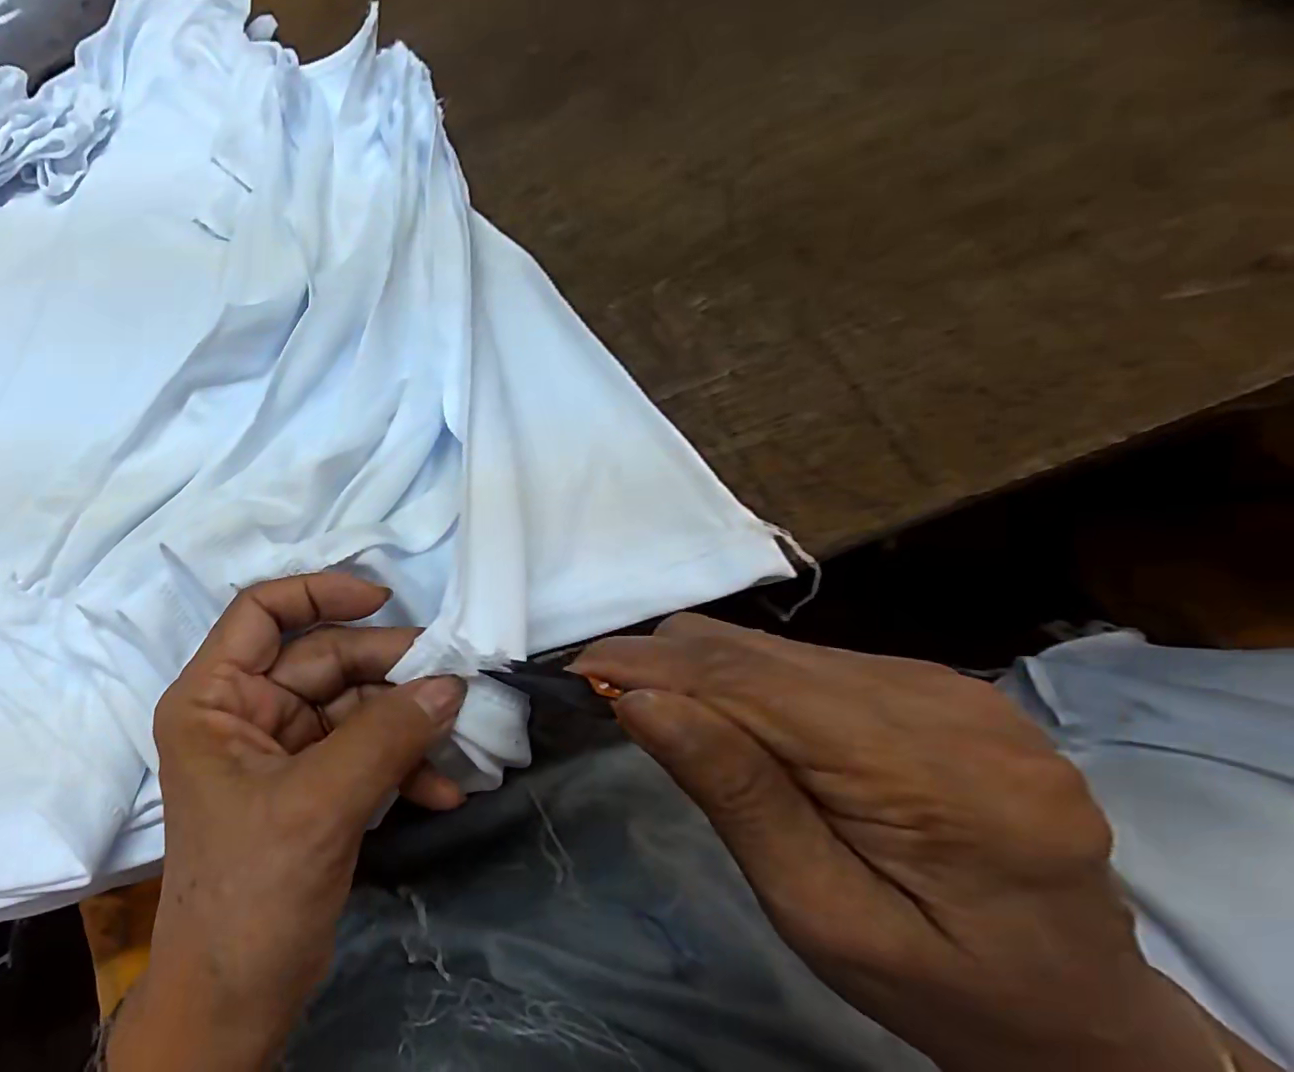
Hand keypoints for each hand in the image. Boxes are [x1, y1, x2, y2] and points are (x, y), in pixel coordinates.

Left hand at [106, 573, 467, 1071]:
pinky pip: (360, 751)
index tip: (383, 597)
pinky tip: (442, 790)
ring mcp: (277, 749)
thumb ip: (385, 736)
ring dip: (404, 723)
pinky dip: (399, 764)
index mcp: (212, 698)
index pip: (260, 611)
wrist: (236, 1001)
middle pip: (321, 659)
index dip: (318, 591)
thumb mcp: (318, 804)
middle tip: (452, 681)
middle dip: (386, 671)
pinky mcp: (308, 785)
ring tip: (459, 740)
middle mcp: (241, 711)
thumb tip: (450, 683)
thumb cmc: (251, 893)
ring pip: (350, 706)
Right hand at [573, 614, 1259, 1071]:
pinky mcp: (933, 683)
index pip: (756, 685)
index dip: (653, 666)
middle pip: (759, 651)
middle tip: (602, 697)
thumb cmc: (941, 987)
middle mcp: (950, 705)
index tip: (574, 669)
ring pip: (771, 646)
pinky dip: (741, 681)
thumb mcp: (821, 915)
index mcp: (941, 780)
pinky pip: (800, 660)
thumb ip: (736, 797)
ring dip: (699, 673)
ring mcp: (948, 685)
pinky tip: (731, 724)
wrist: (1075, 1004)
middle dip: (663, 664)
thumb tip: (640, 701)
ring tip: (660, 715)